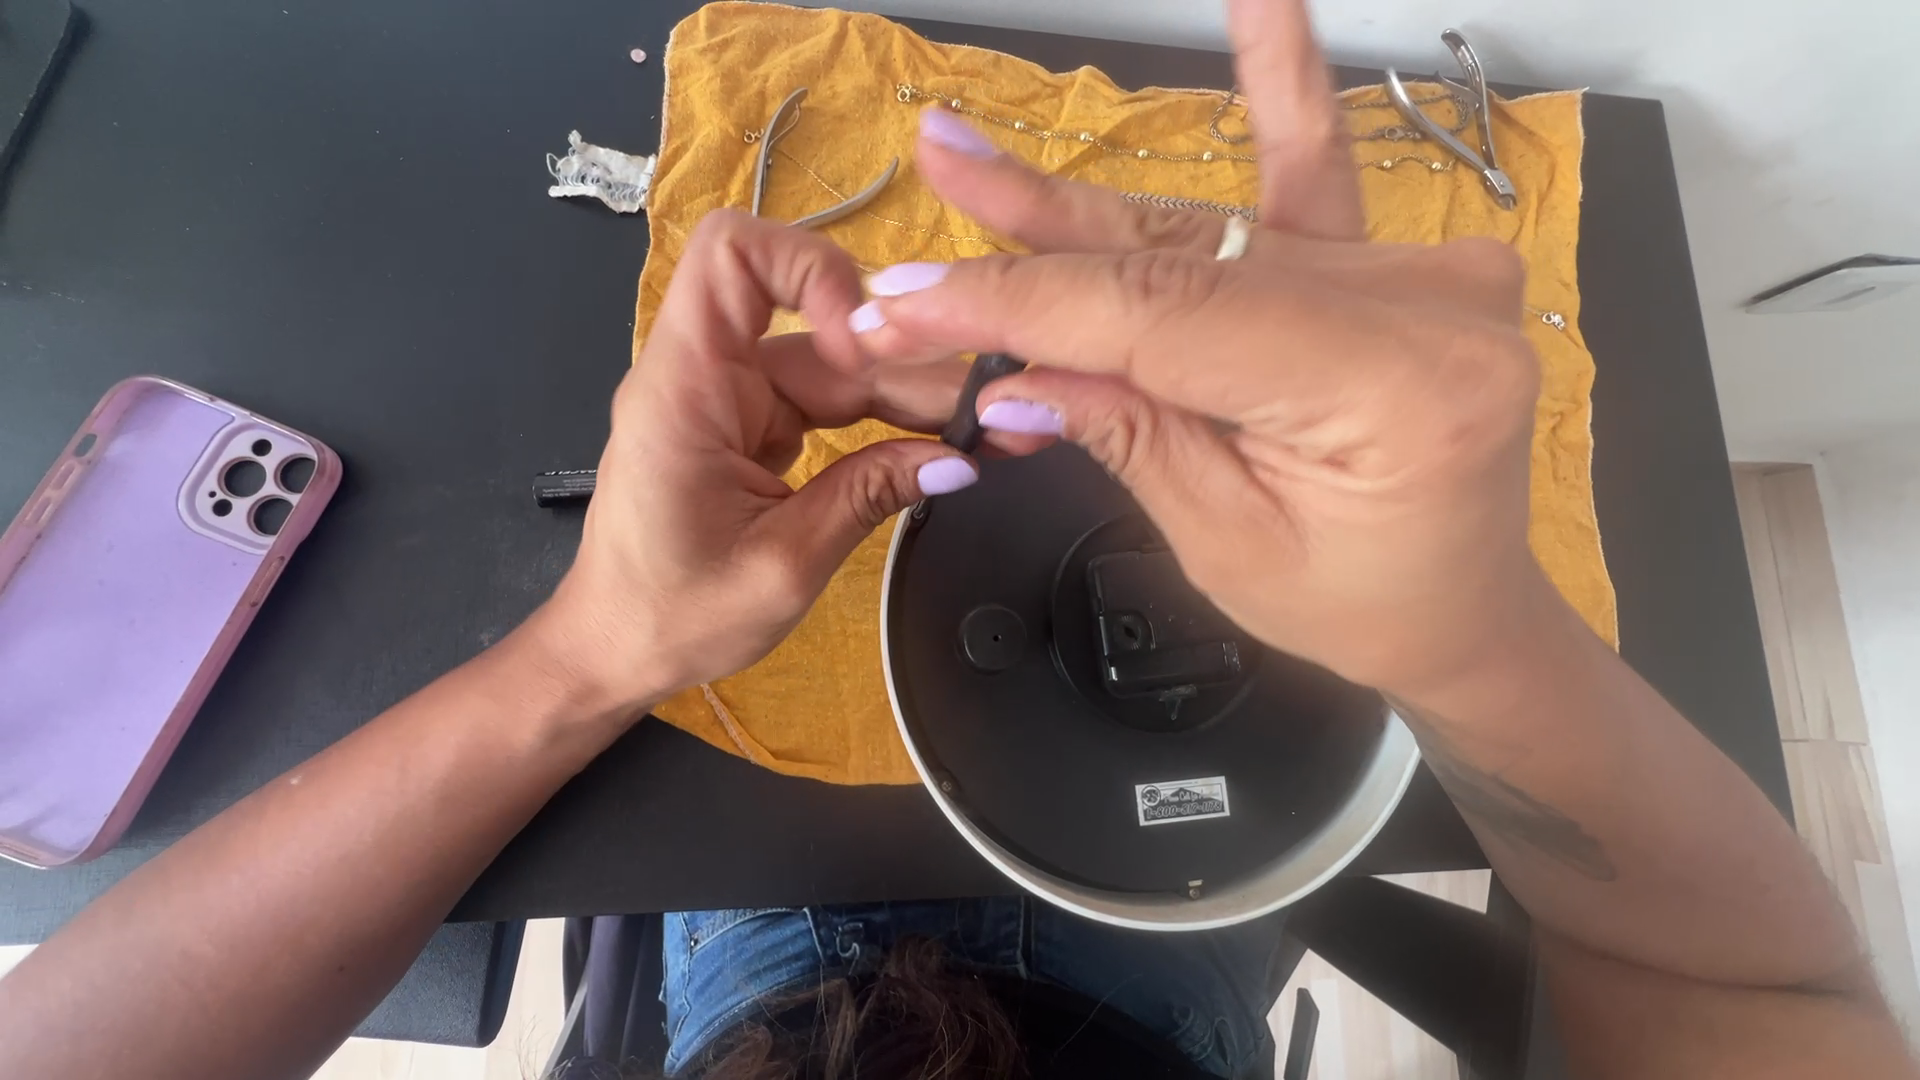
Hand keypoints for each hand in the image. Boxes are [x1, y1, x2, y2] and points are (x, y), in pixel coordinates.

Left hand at [536, 211, 993, 712]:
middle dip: (902, 367)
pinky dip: (879, 425)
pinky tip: (933, 447)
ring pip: (833, 371)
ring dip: (904, 399)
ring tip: (979, 432)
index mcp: (687, 389)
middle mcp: (709, 377)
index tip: (871, 348)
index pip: (735, 256)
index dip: (812, 270)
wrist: (616, 650)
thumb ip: (868, 497)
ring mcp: (733, 404)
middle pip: (815, 331)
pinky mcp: (752, 432)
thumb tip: (958, 461)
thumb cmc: (675, 615)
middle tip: (984, 412)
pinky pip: (825, 408)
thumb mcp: (785, 564)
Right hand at [850, 0, 1557, 696]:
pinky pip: (1321, 175)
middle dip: (1029, 252)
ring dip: (1081, 200)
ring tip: (969, 151)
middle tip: (924, 190)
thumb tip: (1010, 378)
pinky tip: (1260, 4)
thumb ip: (1127, 435)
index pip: (1162, 315)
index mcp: (1391, 389)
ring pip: (1204, 229)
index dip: (1027, 302)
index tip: (914, 298)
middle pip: (1174, 259)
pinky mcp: (1390, 268)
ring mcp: (1412, 270)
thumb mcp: (1222, 541)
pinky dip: (1284, 87)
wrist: (1453, 605)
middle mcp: (1418, 302)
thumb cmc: (1347, 600)